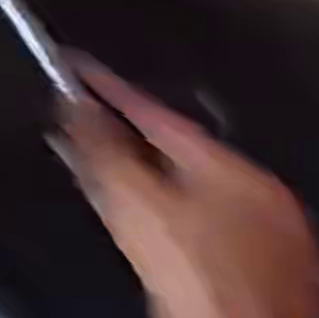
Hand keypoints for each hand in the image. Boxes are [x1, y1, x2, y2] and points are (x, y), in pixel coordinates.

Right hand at [54, 56, 318, 317]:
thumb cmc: (184, 258)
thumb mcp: (125, 188)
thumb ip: (94, 137)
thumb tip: (70, 99)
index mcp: (231, 167)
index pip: (151, 108)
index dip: (102, 82)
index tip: (68, 59)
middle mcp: (252, 190)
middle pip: (162, 142)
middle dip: (109, 126)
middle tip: (65, 104)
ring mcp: (253, 224)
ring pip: (168, 173)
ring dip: (120, 158)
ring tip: (74, 144)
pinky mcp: (240, 252)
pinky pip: (178, 201)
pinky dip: (139, 187)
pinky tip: (109, 188)